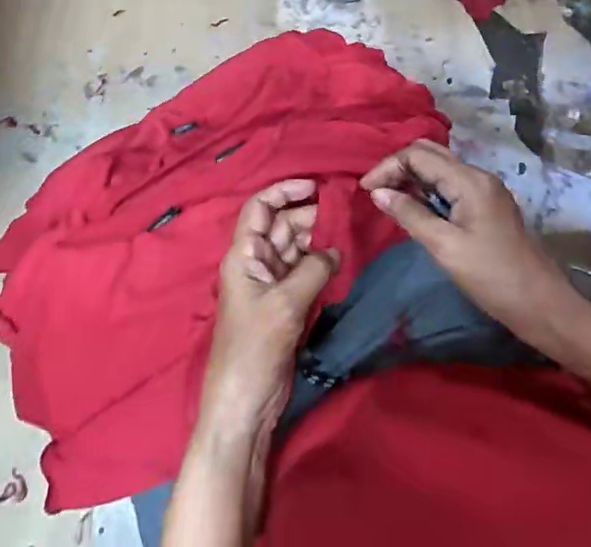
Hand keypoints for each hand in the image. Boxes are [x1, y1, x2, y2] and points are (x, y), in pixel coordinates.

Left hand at [197, 179, 337, 437]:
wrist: (245, 404)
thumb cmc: (255, 348)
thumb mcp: (286, 304)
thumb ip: (314, 269)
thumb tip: (336, 249)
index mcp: (243, 255)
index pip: (259, 208)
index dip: (283, 191)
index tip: (315, 185)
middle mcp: (256, 263)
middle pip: (282, 225)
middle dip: (310, 214)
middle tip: (344, 211)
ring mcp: (271, 284)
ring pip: (296, 247)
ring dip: (318, 238)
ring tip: (347, 230)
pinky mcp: (285, 304)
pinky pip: (305, 271)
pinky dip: (321, 262)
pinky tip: (341, 257)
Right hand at [362, 140, 581, 351]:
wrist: (540, 303)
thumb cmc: (491, 277)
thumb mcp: (444, 247)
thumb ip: (410, 214)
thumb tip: (378, 192)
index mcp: (469, 180)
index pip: (419, 154)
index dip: (388, 166)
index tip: (366, 191)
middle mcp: (478, 175)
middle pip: (430, 153)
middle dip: (399, 166)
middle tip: (376, 192)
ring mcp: (485, 188)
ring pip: (441, 167)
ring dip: (413, 176)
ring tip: (389, 199)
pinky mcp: (488, 203)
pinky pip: (451, 183)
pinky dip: (428, 188)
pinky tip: (416, 207)